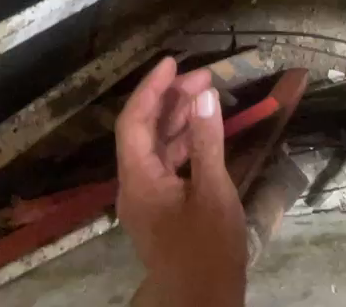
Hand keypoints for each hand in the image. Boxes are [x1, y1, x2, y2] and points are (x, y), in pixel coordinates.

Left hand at [116, 57, 246, 306]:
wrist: (201, 300)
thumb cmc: (206, 246)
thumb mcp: (212, 190)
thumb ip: (206, 140)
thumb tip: (205, 95)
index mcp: (138, 181)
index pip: (133, 123)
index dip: (150, 89)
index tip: (173, 62)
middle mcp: (135, 186)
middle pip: (144, 131)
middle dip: (171, 98)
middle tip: (205, 75)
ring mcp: (148, 197)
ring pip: (157, 145)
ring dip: (180, 117)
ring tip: (209, 93)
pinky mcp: (163, 206)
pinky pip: (168, 162)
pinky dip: (186, 139)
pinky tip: (207, 128)